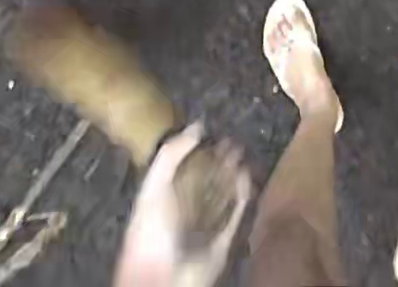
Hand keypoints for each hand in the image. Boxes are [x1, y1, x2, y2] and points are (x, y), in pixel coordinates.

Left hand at [113, 124, 252, 286]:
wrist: (162, 281)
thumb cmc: (152, 233)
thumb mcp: (154, 187)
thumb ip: (172, 154)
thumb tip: (198, 125)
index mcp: (164, 202)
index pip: (184, 171)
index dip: (197, 152)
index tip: (211, 134)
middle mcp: (184, 214)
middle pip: (206, 181)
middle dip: (220, 161)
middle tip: (234, 141)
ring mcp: (204, 229)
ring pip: (223, 195)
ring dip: (234, 175)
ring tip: (243, 154)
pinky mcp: (222, 242)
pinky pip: (235, 214)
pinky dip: (243, 195)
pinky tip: (246, 175)